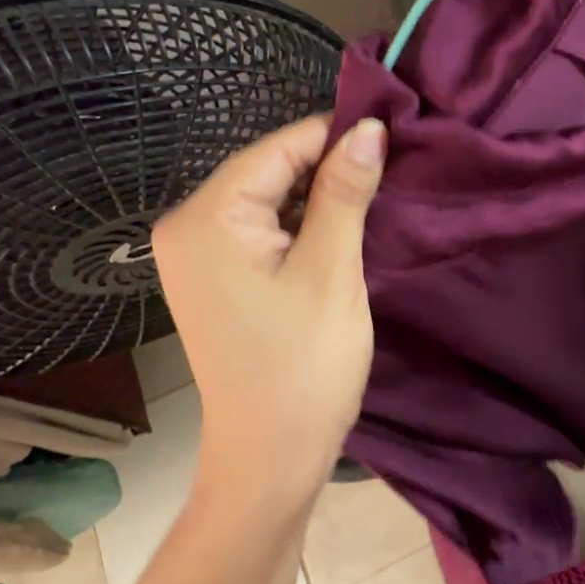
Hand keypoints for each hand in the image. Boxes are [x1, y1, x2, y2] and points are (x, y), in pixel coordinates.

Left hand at [152, 115, 386, 499]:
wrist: (271, 455)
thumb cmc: (304, 364)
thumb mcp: (332, 271)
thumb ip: (345, 194)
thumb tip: (369, 128)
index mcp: (206, 219)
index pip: (277, 148)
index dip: (336, 137)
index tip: (396, 136)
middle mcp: (188, 227)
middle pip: (269, 171)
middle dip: (330, 169)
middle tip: (395, 172)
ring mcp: (197, 257)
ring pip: (270, 201)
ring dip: (321, 199)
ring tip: (379, 200)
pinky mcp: (216, 280)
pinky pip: (264, 231)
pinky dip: (304, 228)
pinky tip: (345, 234)